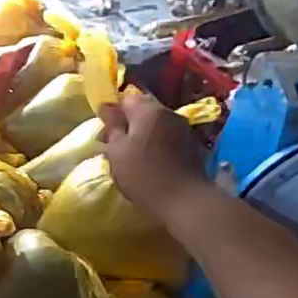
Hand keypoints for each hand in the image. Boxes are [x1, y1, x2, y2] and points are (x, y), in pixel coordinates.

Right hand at [100, 91, 213, 225]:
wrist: (184, 198)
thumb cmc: (143, 174)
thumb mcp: (117, 151)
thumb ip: (112, 127)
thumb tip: (106, 107)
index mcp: (148, 110)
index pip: (126, 99)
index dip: (113, 113)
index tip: (105, 132)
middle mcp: (168, 112)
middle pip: (144, 111)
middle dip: (129, 124)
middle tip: (117, 146)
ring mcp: (183, 128)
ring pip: (157, 125)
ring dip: (145, 135)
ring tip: (134, 156)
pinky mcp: (192, 145)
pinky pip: (168, 138)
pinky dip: (158, 145)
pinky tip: (152, 162)